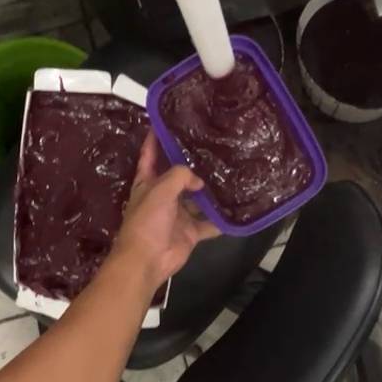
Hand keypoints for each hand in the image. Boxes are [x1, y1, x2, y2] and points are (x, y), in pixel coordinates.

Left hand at [111, 134, 218, 288]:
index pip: (149, 157)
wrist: (147, 258)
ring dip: (209, 193)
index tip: (162, 123)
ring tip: (228, 176)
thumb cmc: (148, 220)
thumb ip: (180, 176)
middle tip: (211, 150)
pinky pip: (208, 224)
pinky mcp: (190, 232)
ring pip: (196, 201)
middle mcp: (163, 197)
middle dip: (191, 167)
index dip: (154, 141)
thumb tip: (199, 182)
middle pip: (178, 178)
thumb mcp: (161, 189)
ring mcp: (177, 215)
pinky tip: (234, 210)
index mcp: (147, 184)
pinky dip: (219, 220)